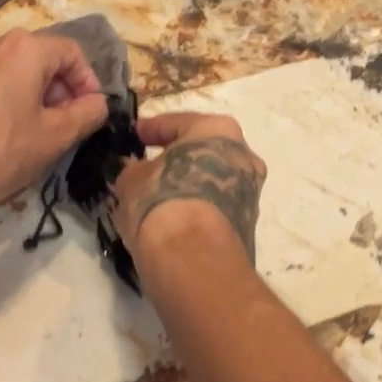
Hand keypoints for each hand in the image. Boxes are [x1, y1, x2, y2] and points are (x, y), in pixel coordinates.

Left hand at [0, 30, 108, 213]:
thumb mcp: (52, 138)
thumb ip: (85, 115)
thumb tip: (96, 103)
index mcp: (23, 50)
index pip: (71, 53)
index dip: (87, 83)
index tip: (88, 114)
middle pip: (36, 60)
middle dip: (55, 92)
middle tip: (59, 128)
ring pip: (4, 73)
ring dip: (23, 98)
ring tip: (24, 136)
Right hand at [113, 112, 266, 262]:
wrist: (194, 259)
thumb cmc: (163, 199)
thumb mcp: (131, 180)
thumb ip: (132, 170)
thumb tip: (132, 172)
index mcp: (219, 130)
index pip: (178, 123)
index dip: (150, 129)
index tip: (132, 136)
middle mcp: (244, 156)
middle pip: (201, 153)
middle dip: (173, 161)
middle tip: (143, 169)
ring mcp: (250, 193)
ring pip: (209, 183)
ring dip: (183, 187)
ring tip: (151, 198)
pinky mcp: (246, 226)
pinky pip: (212, 209)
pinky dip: (192, 210)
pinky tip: (167, 221)